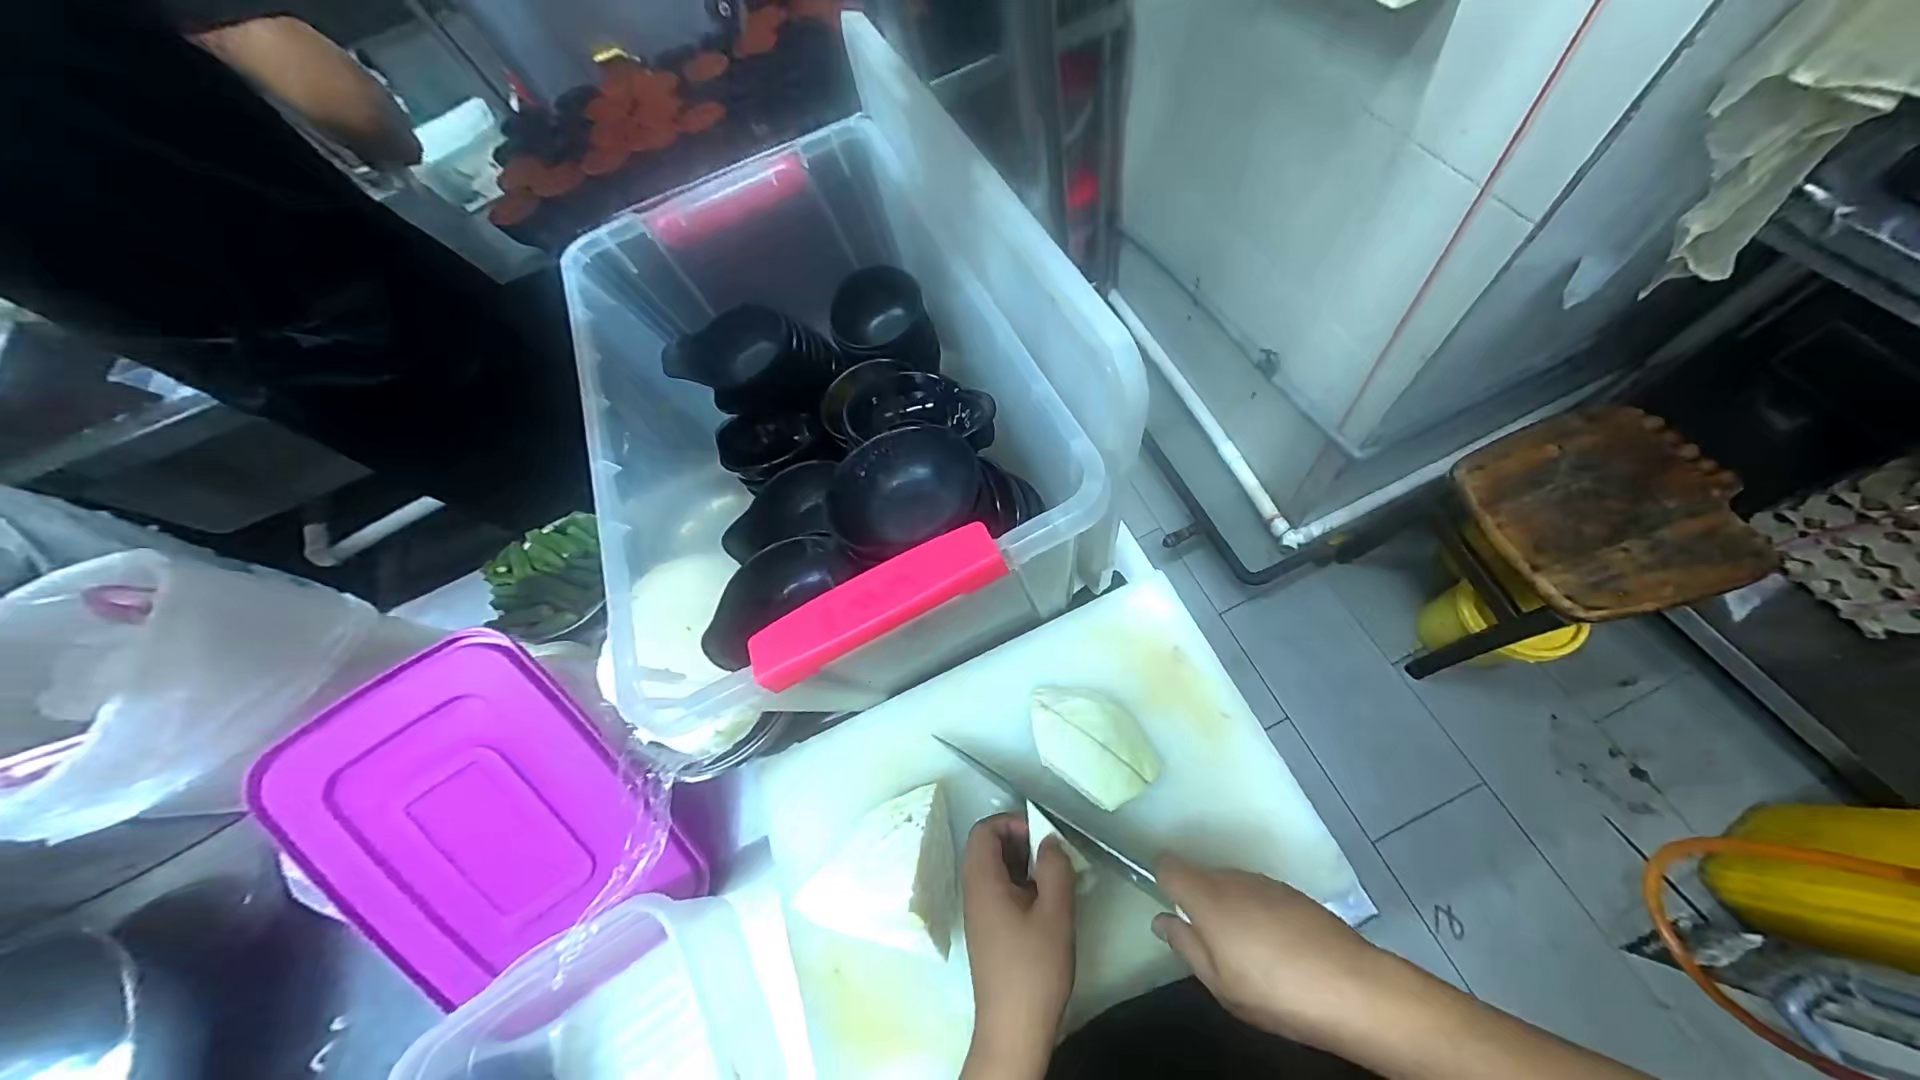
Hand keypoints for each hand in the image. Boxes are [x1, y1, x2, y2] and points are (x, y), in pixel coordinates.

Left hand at [961, 813, 1075, 1078]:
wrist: (1013, 1029)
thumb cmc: (1034, 968)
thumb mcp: (1055, 913)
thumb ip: (1055, 869)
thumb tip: (1049, 840)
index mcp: (982, 881)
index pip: (984, 831)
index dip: (1010, 822)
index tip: (1041, 834)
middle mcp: (973, 892)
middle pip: (986, 847)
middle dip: (1018, 841)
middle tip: (1050, 855)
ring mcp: (978, 913)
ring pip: (993, 870)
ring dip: (1021, 863)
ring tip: (1052, 877)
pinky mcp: (987, 931)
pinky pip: (997, 891)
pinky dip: (1019, 884)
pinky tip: (1044, 902)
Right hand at [1152, 855, 1394, 1049]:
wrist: (1354, 988)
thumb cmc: (1275, 990)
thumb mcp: (1219, 983)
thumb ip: (1185, 945)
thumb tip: (1161, 920)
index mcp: (1206, 895)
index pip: (1168, 864)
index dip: (1162, 880)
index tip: (1171, 908)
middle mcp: (1232, 877)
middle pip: (1201, 876)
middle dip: (1199, 901)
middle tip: (1213, 946)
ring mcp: (1266, 882)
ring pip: (1232, 885)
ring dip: (1231, 908)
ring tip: (1250, 952)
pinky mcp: (1293, 892)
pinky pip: (1260, 894)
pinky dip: (1258, 912)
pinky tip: (1279, 949)